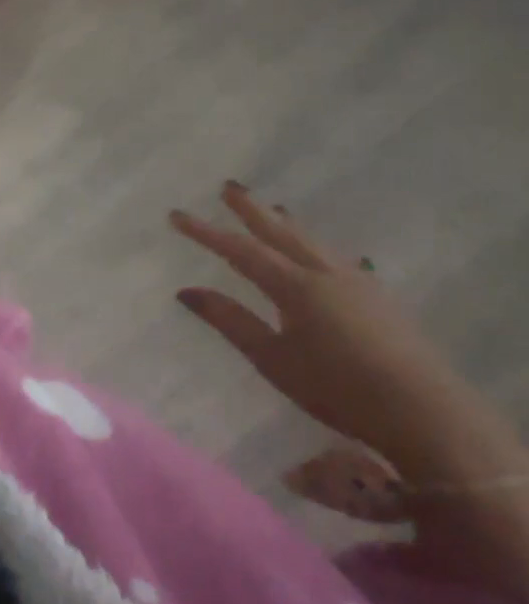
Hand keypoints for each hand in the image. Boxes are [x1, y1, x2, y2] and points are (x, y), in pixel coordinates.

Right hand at [170, 182, 475, 464]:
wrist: (428, 416)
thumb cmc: (337, 387)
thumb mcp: (272, 358)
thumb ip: (230, 321)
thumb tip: (186, 290)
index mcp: (296, 287)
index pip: (242, 250)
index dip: (206, 232)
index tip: (176, 215)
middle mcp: (328, 277)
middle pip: (283, 235)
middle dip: (254, 211)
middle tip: (229, 187)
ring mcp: (361, 288)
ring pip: (315, 245)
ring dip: (289, 226)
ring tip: (274, 210)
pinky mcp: (382, 304)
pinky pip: (341, 261)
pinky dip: (319, 248)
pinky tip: (325, 254)